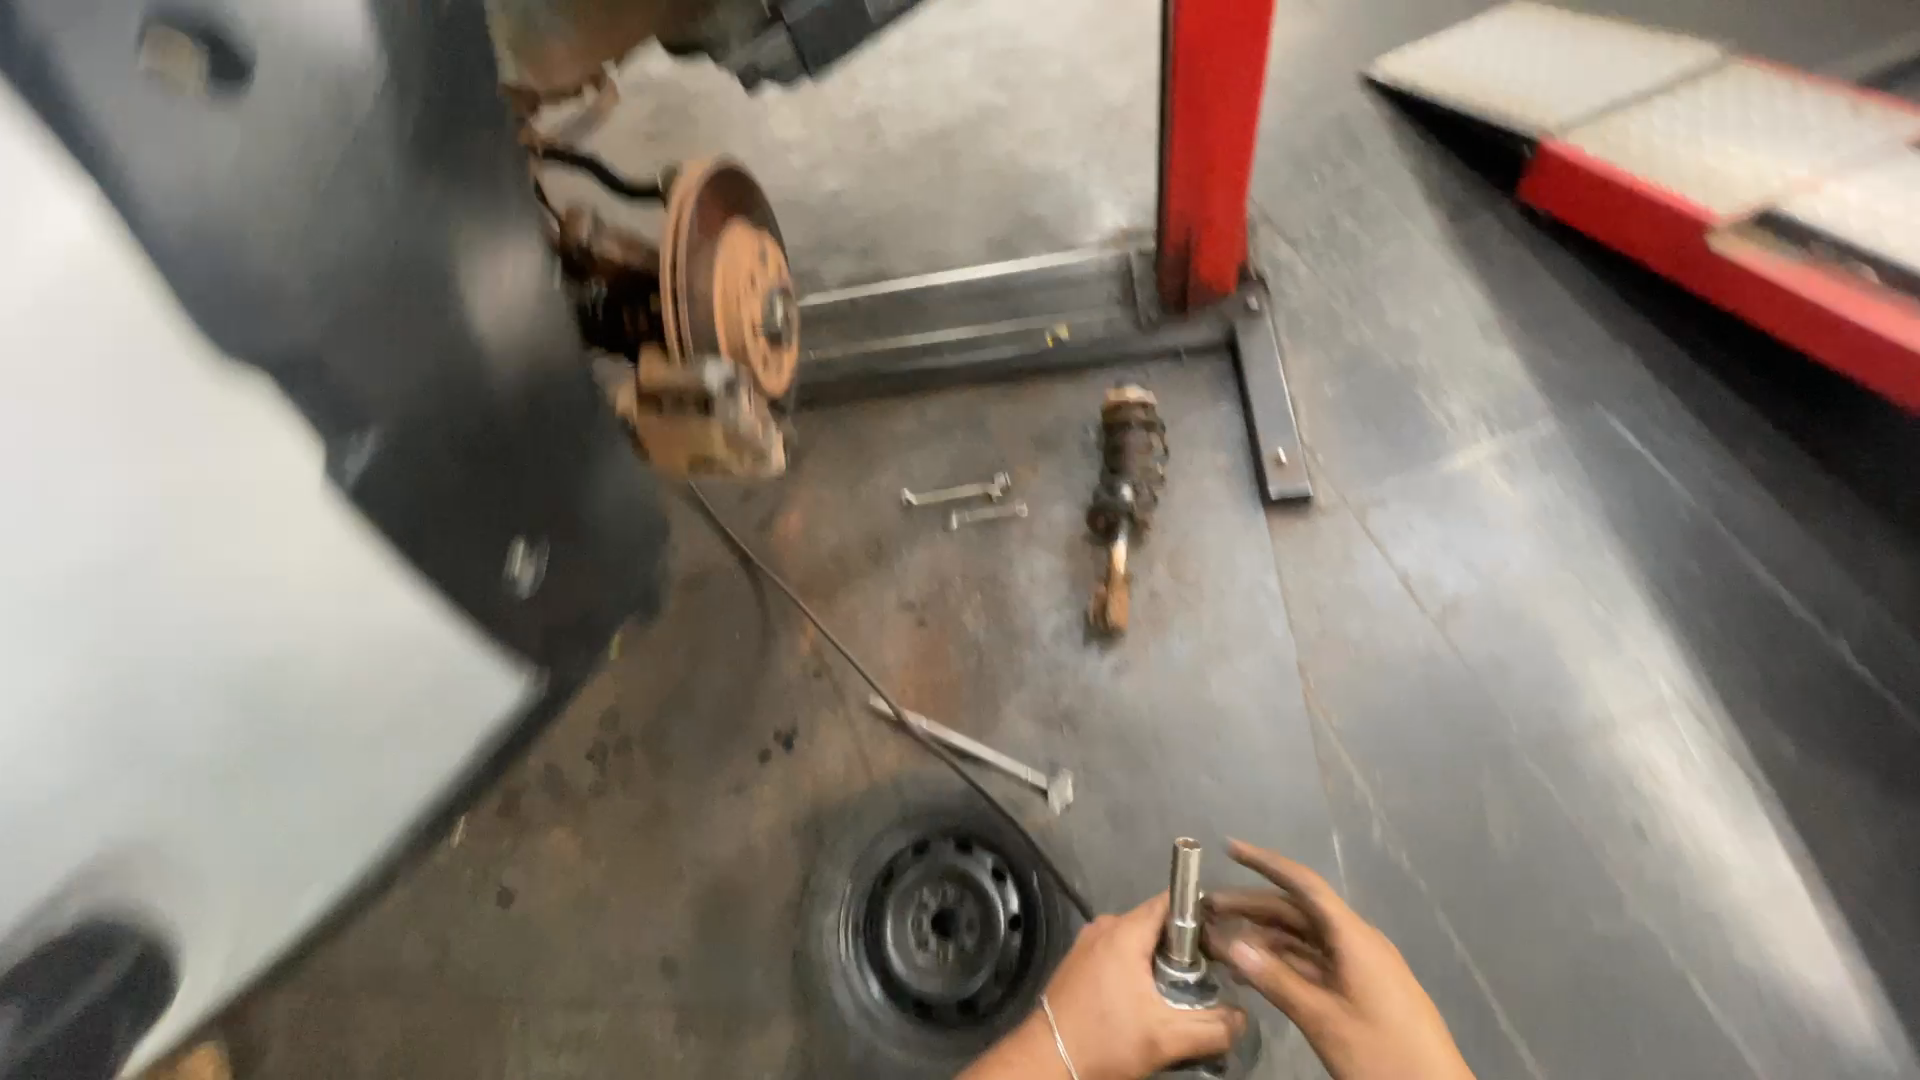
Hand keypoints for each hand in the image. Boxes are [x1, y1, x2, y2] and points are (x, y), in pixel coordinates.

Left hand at [960, 893, 1243, 1079]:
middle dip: (1182, 947)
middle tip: (1207, 975)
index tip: (1222, 937)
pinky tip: (1146, 998)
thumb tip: (1242, 1018)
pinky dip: (1136, 967)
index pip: (1169, 903)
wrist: (1047, 1058)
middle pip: (1155, 924)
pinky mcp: (1079, 961)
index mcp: (1124, 931)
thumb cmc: (1106, 1040)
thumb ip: (1212, 1027)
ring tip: (1180, 992)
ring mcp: (1087, 942)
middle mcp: (1104, 926)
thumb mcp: (1167, 1038)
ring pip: (1136, 940)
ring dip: (1158, 961)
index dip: (1199, 915)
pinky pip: (1117, 952)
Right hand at [1203, 840, 1474, 1079]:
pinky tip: (1252, 972)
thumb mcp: (1323, 1019)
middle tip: (1207, 909)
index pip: (1303, 885)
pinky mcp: (1360, 992)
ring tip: (1220, 943)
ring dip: (1262, 938)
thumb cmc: (1384, 1055)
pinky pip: (1312, 964)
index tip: (1230, 848)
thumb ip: (1275, 979)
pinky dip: (1280, 963)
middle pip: (1296, 912)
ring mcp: (1360, 968)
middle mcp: (1356, 942)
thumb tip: (1229, 943)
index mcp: (1353, 937)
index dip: (1266, 863)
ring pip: (1301, 939)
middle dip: (1251, 907)